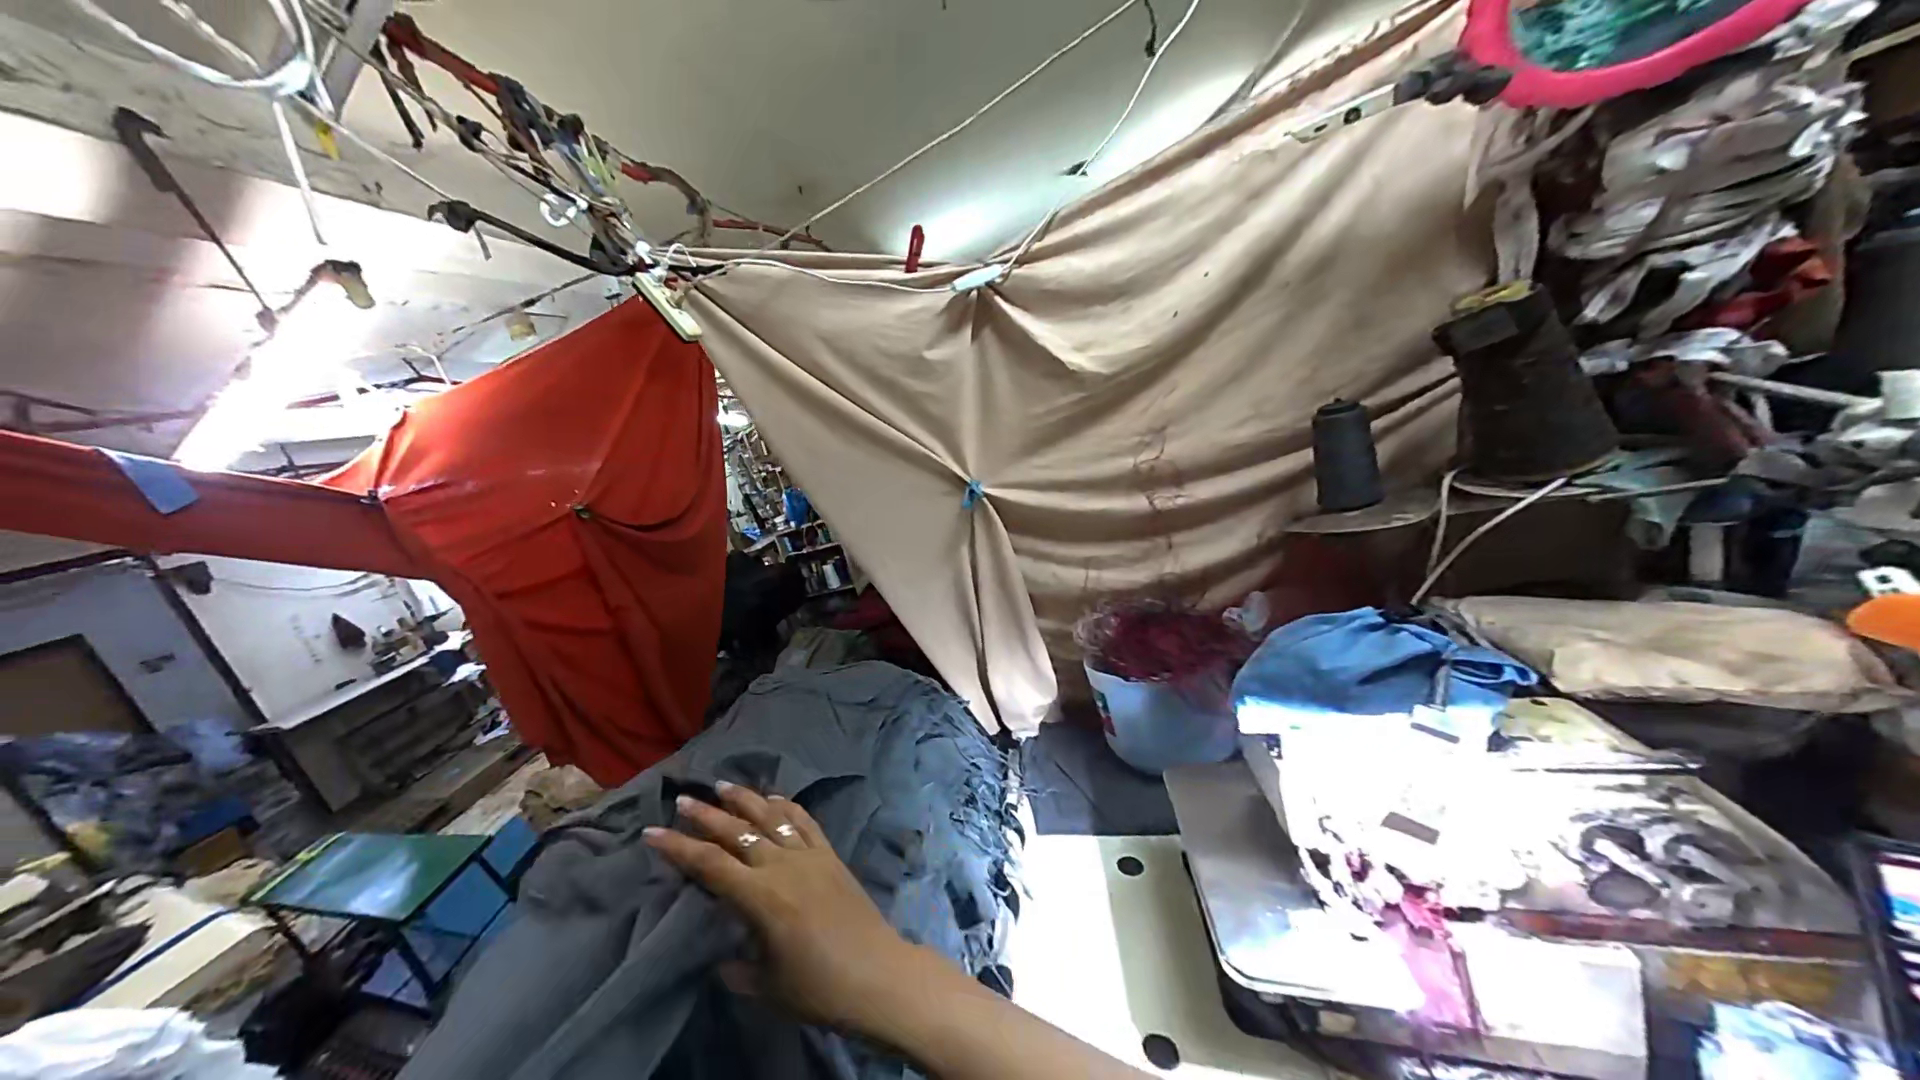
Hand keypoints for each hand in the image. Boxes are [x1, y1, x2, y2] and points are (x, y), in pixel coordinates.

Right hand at [643, 782, 936, 1034]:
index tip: (651, 833)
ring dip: (746, 800)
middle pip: (738, 832)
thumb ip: (737, 967)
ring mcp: (810, 856)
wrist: (876, 974)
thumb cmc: (817, 987)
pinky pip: (804, 822)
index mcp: (760, 898)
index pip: (710, 865)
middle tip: (682, 800)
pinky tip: (775, 797)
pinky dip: (787, 806)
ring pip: (771, 818)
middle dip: (706, 815)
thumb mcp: (765, 986)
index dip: (678, 848)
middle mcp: (782, 866)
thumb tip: (722, 956)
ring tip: (723, 785)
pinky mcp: (831, 855)